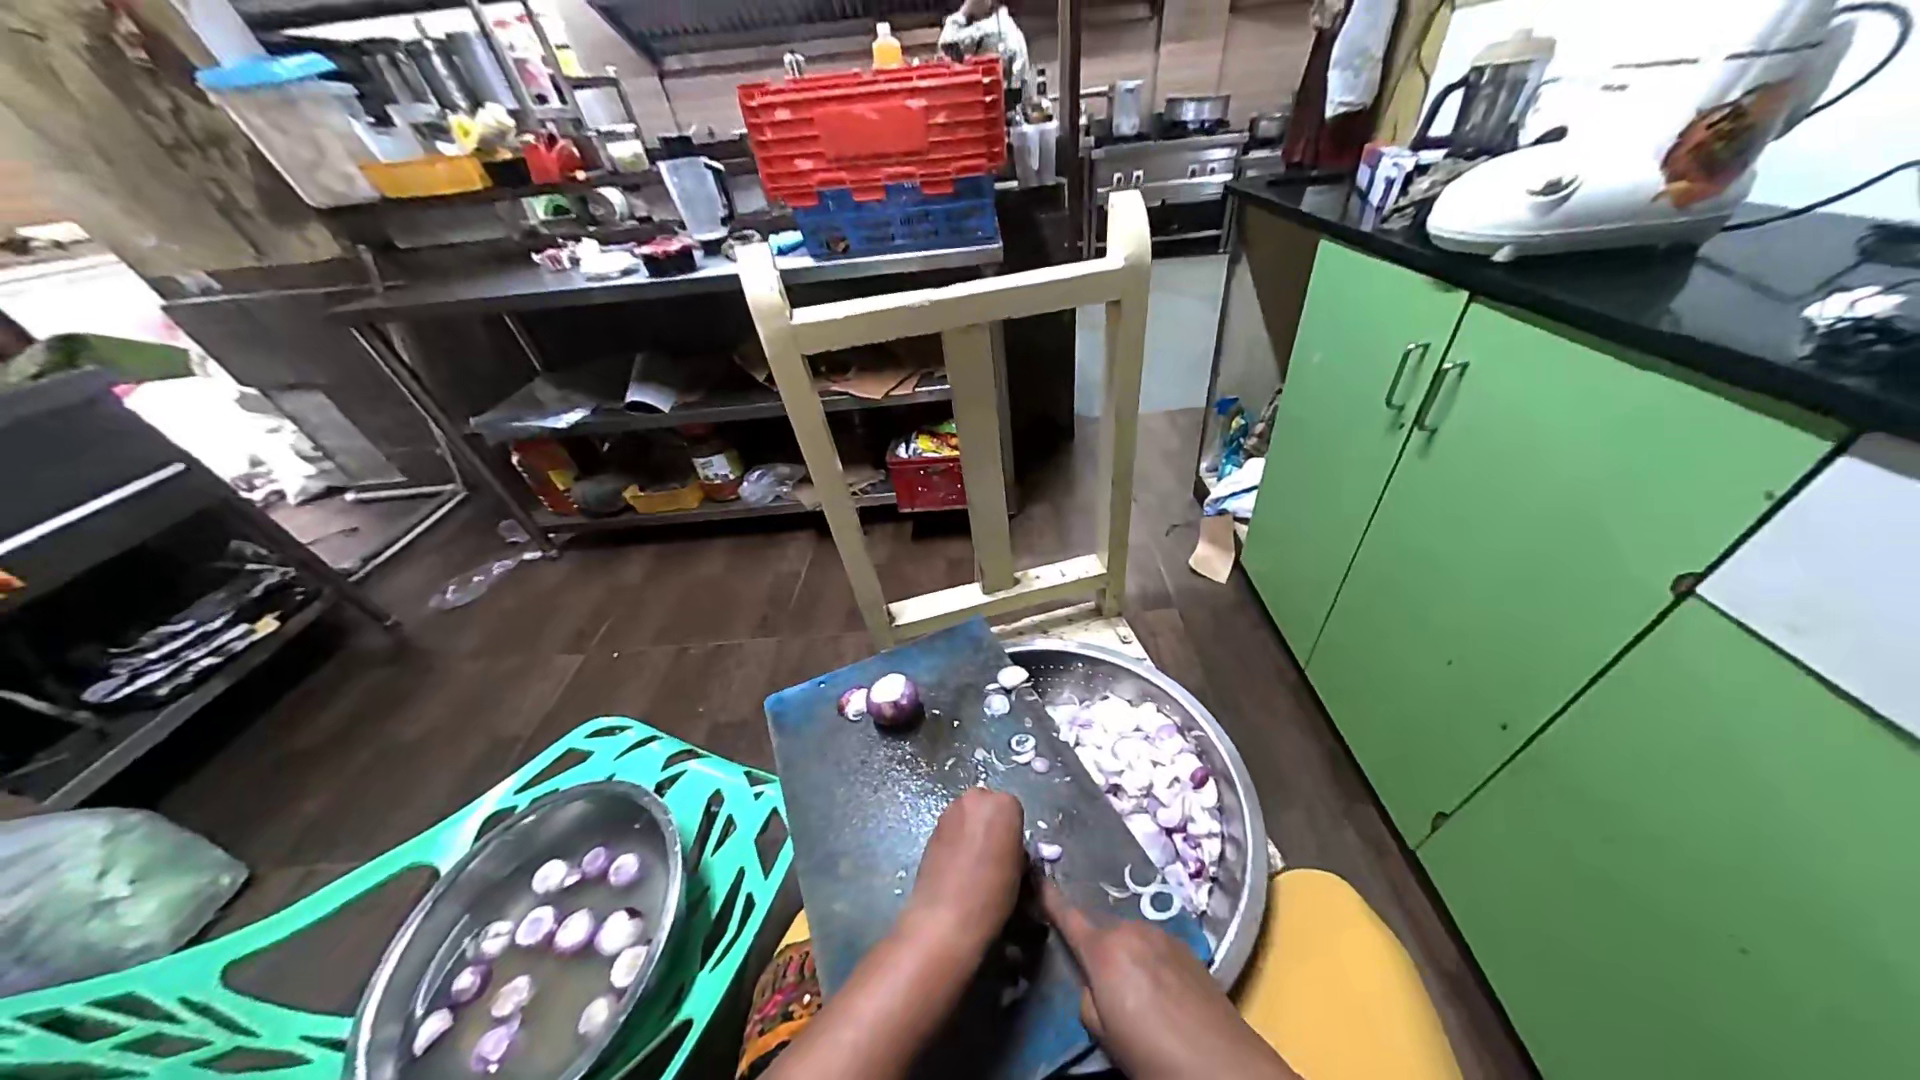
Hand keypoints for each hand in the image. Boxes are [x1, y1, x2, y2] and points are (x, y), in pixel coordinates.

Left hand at [902, 788, 1025, 952]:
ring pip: (968, 816)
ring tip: (973, 863)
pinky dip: (956, 840)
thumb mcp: (1019, 870)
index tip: (1011, 854)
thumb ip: (1014, 846)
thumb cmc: (992, 893)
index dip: (1013, 834)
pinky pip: (952, 827)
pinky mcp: (932, 826)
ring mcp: (950, 810)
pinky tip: (957, 865)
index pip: (1014, 811)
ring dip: (972, 831)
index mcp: (1004, 803)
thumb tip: (1006, 848)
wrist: (946, 917)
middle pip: (988, 807)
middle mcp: (975, 797)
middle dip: (991, 826)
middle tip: (993, 856)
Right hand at [1040, 881, 1298, 1079]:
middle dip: (1100, 951)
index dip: (1049, 897)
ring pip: (1132, 940)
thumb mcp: (1103, 1032)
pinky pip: (1156, 948)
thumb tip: (1096, 984)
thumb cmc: (1151, 1051)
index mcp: (1104, 949)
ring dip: (1128, 957)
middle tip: (1106, 987)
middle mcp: (1132, 930)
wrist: (1222, 1065)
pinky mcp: (1189, 949)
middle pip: (1104, 932)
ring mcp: (1163, 935)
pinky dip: (1151, 963)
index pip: (1067, 915)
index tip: (1036, 875)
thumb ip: (1088, 997)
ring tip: (1140, 996)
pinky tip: (1164, 994)